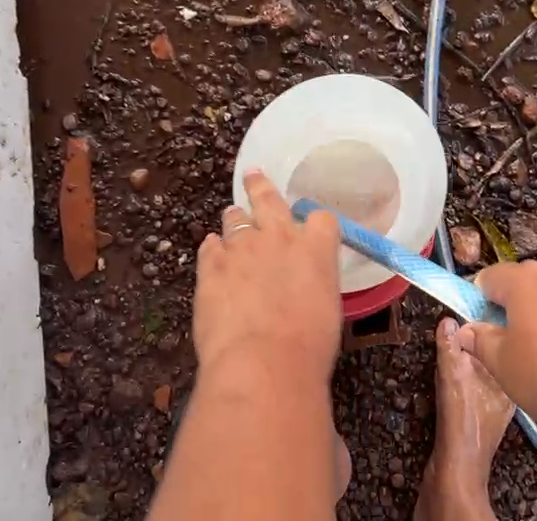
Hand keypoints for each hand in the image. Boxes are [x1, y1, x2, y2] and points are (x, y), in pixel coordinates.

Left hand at [192, 171, 343, 385]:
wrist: (262, 363)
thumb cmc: (308, 346)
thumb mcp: (327, 311)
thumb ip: (315, 285)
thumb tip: (306, 290)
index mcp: (316, 247)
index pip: (321, 218)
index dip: (315, 223)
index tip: (310, 228)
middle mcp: (279, 237)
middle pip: (269, 198)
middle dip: (260, 186)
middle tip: (253, 174)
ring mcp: (241, 247)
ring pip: (235, 219)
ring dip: (235, 220)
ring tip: (232, 218)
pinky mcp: (211, 266)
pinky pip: (209, 246)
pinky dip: (213, 248)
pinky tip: (212, 251)